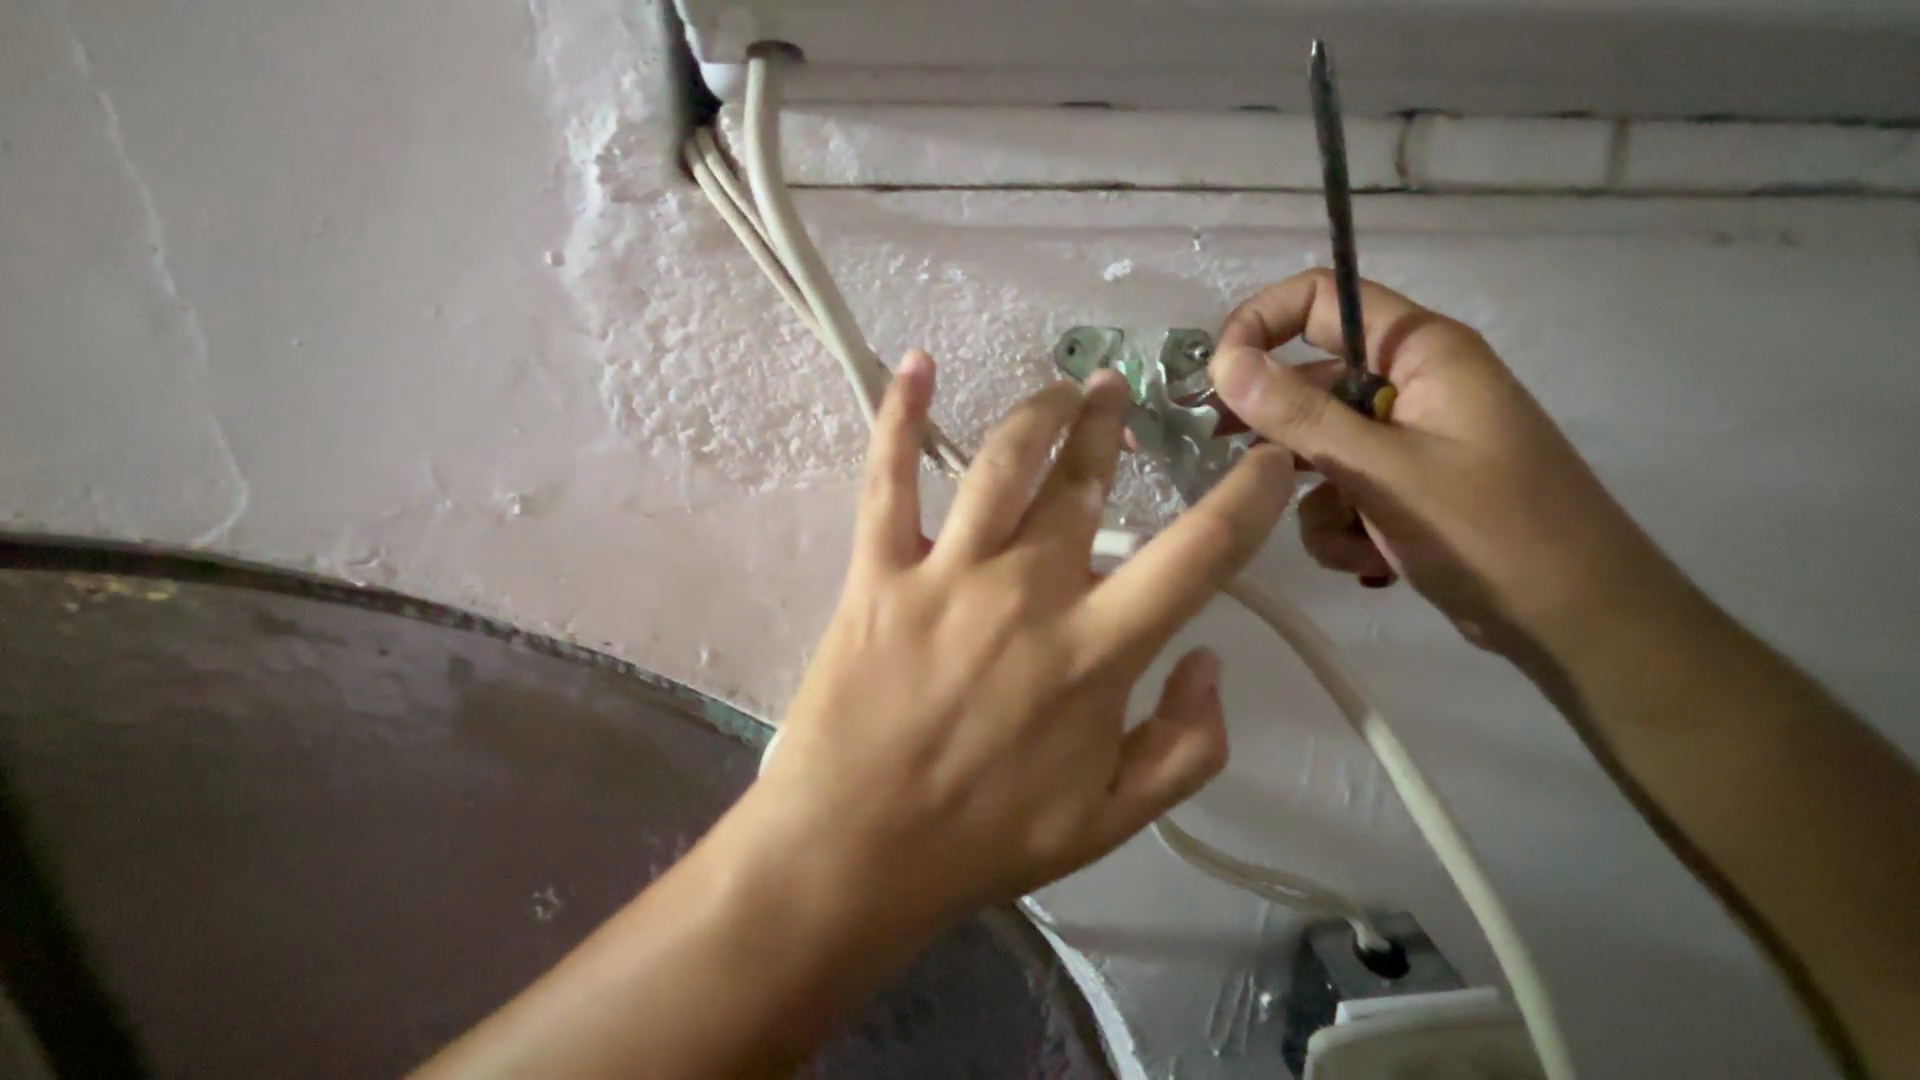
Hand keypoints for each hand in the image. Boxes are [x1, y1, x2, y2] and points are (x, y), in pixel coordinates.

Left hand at [751, 349, 1293, 934]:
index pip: (1198, 552)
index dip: (1247, 496)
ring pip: (1003, 461)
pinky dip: (900, 414)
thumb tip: (1211, 661)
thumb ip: (1189, 744)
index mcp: (1099, 649)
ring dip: (1041, 411)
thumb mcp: (1116, 817)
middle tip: (1120, 391)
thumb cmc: (987, 838)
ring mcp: (949, 572)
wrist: (858, 851)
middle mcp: (1030, 590)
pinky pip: (888, 477)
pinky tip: (916, 364)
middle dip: (1113, 425)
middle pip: (1087, 481)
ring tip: (1062, 390)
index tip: (1268, 458)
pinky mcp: (879, 571)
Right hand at [1210, 269, 1674, 653]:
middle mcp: (1409, 386)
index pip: (1322, 298)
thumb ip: (1299, 414)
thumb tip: (1224, 361)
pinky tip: (1369, 560)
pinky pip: (1340, 492)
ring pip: (1317, 447)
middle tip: (1221, 462)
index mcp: (1419, 353)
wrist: (1576, 620)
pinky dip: (1341, 527)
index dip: (1262, 323)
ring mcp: (1406, 442)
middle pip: (1310, 380)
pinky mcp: (1403, 490)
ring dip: (1314, 496)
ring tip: (1346, 536)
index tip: (1218, 374)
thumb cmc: (1491, 530)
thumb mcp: (1383, 469)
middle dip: (1272, 428)